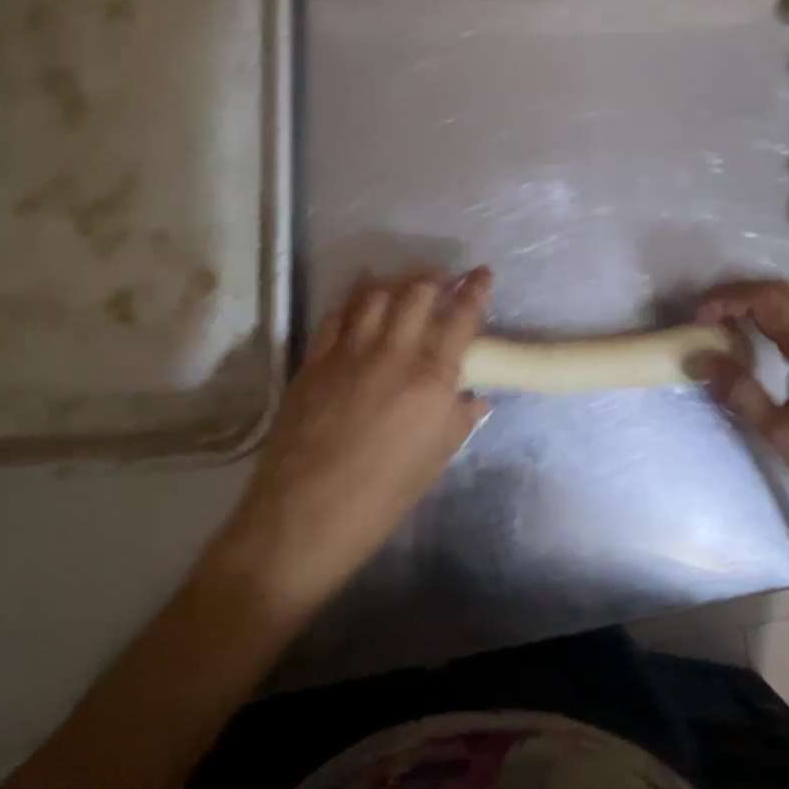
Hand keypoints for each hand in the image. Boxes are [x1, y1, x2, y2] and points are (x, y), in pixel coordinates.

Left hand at [211, 267, 491, 607]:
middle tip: (443, 278)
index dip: (475, 291)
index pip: (461, 318)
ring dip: (396, 282)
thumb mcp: (436, 459)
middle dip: (434, 278)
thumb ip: (458, 419)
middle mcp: (394, 353)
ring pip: (376, 295)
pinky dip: (353, 297)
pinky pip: (336, 315)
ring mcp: (349, 353)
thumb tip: (473, 396)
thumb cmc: (383, 496)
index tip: (483, 273)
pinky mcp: (314, 361)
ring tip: (406, 281)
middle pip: (417, 293)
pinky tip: (361, 291)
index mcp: (432, 378)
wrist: (305, 515)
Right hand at [695, 280, 788, 532]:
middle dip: (743, 295)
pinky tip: (765, 338)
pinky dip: (783, 317)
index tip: (698, 315)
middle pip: (786, 293)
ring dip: (764, 304)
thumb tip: (698, 358)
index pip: (768, 301)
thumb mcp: (780, 433)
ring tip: (729, 323)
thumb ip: (739, 390)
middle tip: (708, 313)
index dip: (729, 299)